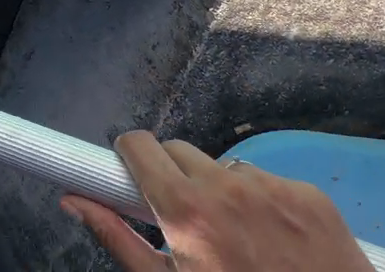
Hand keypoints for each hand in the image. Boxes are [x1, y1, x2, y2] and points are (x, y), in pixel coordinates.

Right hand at [61, 131, 374, 271]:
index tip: (135, 177)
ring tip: (240, 235)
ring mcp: (274, 187)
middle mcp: (226, 184)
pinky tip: (279, 241)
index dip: (131, 157)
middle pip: (178, 150)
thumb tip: (70, 200)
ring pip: (223, 166)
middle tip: (187, 216)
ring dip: (219, 188)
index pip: (138, 143)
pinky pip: (269, 181)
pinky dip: (263, 201)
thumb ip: (117, 238)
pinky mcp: (313, 197)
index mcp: (185, 207)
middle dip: (173, 174)